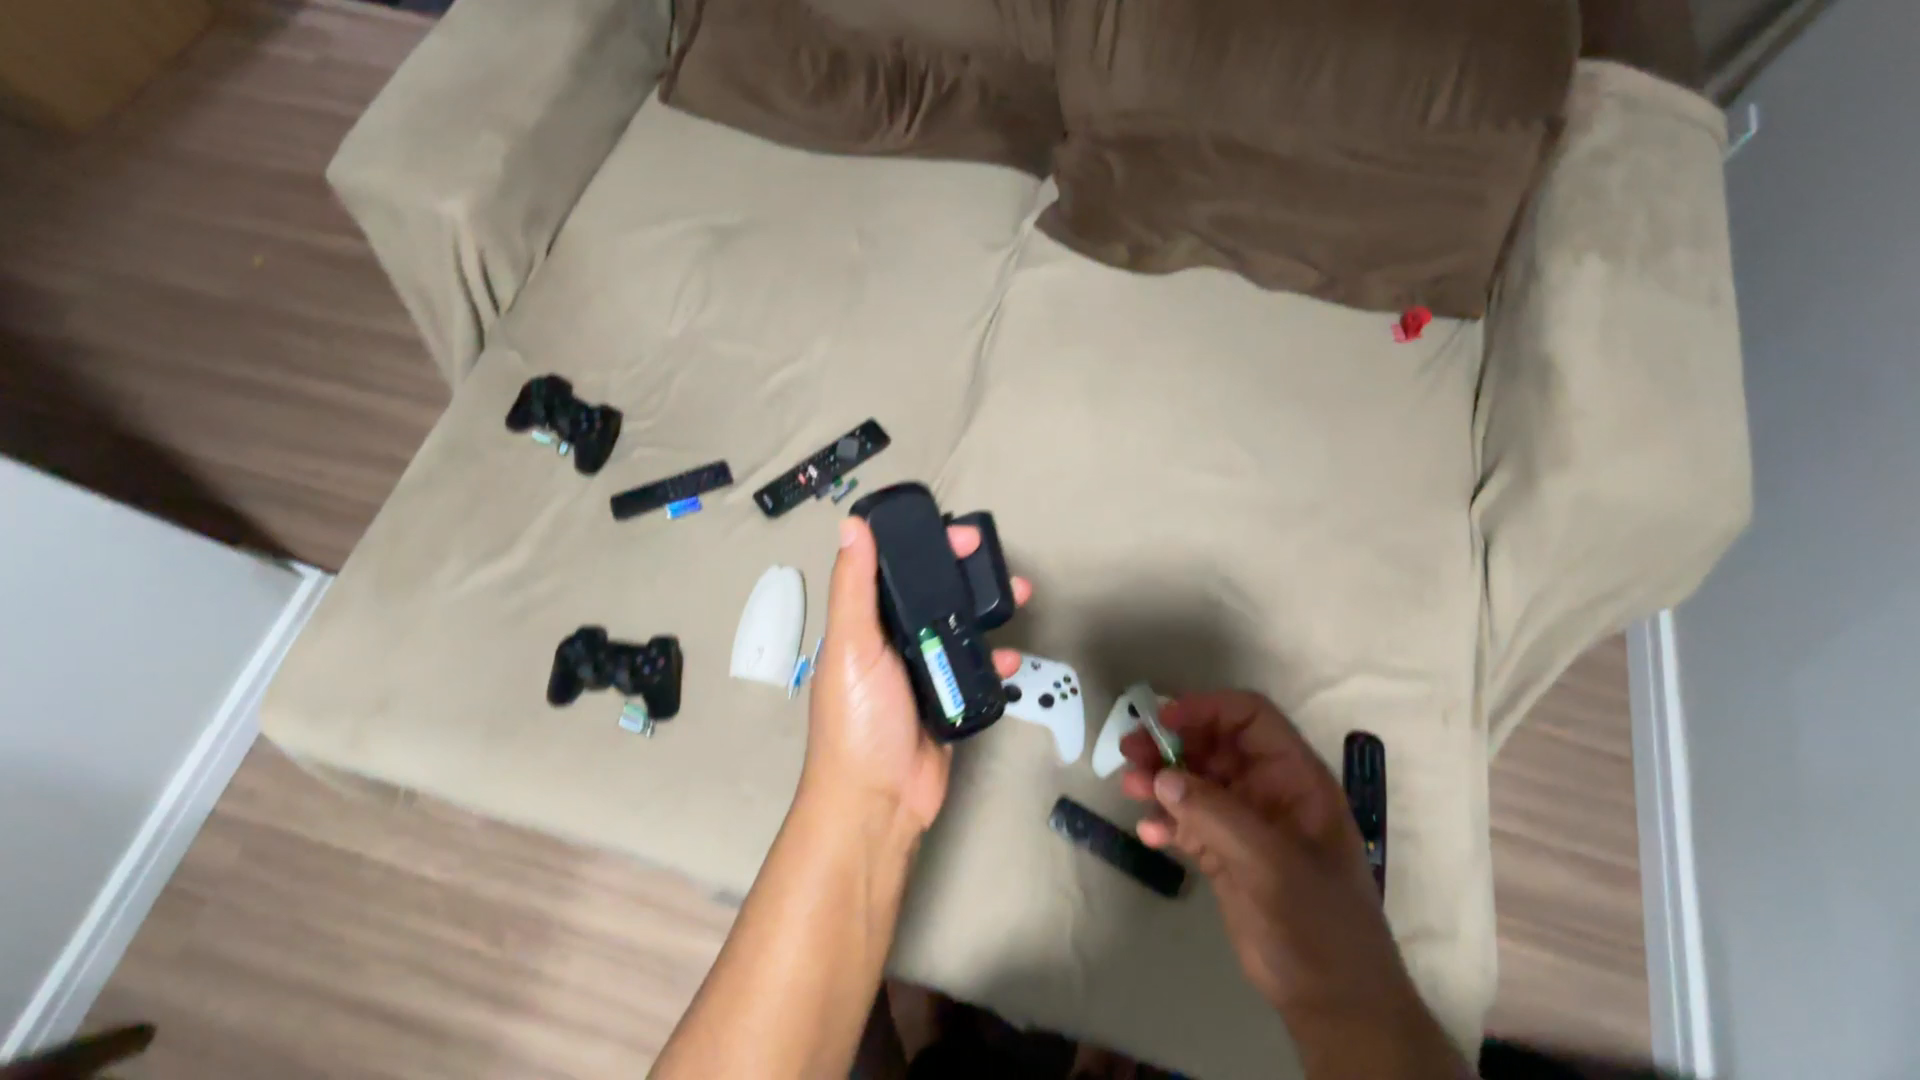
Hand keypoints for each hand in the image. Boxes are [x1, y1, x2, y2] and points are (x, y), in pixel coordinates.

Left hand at [805, 517, 1030, 836]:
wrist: (879, 799)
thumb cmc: (858, 718)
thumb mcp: (851, 645)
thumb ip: (854, 585)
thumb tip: (852, 524)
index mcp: (867, 624)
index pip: (897, 571)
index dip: (927, 546)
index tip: (960, 534)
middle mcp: (895, 642)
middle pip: (937, 596)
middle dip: (969, 577)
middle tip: (1002, 565)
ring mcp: (926, 672)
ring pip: (963, 629)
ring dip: (991, 612)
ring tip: (1022, 597)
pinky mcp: (952, 700)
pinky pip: (978, 670)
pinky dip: (997, 660)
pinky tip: (1011, 658)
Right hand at [1118, 692, 1411, 1019]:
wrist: (1333, 1002)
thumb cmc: (1317, 923)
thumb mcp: (1271, 863)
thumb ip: (1216, 815)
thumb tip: (1162, 777)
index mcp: (1296, 780)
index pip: (1251, 719)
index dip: (1207, 709)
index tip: (1162, 721)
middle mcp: (1270, 793)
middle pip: (1215, 747)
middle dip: (1173, 745)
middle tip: (1130, 752)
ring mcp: (1247, 826)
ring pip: (1197, 783)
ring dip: (1161, 781)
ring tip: (1129, 788)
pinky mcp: (1226, 857)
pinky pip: (1189, 823)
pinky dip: (1166, 822)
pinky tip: (1148, 834)